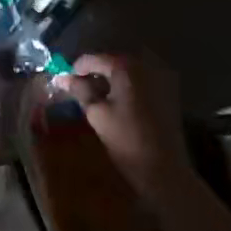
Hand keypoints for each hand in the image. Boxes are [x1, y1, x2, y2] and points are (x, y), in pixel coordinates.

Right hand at [52, 53, 191, 196]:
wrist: (166, 171)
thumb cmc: (127, 141)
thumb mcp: (97, 114)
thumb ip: (80, 91)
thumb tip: (63, 78)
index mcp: (125, 67)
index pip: (92, 59)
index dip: (76, 70)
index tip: (66, 84)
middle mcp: (144, 66)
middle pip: (110, 62)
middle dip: (94, 74)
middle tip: (80, 91)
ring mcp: (159, 78)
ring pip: (125, 72)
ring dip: (110, 80)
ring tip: (97, 98)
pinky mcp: (167, 93)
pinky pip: (139, 81)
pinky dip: (125, 87)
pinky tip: (118, 103)